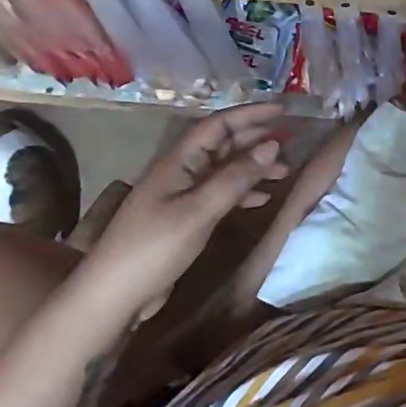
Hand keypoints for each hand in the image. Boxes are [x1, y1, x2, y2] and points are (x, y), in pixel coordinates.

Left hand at [81, 102, 291, 317]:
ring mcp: (181, 195)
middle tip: (291, 141)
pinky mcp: (184, 218)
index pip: (219, 124)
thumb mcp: (199, 211)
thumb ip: (236, 177)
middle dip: (256, 139)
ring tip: (284, 171)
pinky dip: (243, 193)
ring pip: (224, 169)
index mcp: (179, 160)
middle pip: (223, 144)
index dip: (251, 114)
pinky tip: (263, 199)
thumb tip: (271, 145)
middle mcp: (181, 170)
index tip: (283, 110)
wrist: (114, 296)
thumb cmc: (154, 248)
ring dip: (253, 167)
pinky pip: (220, 194)